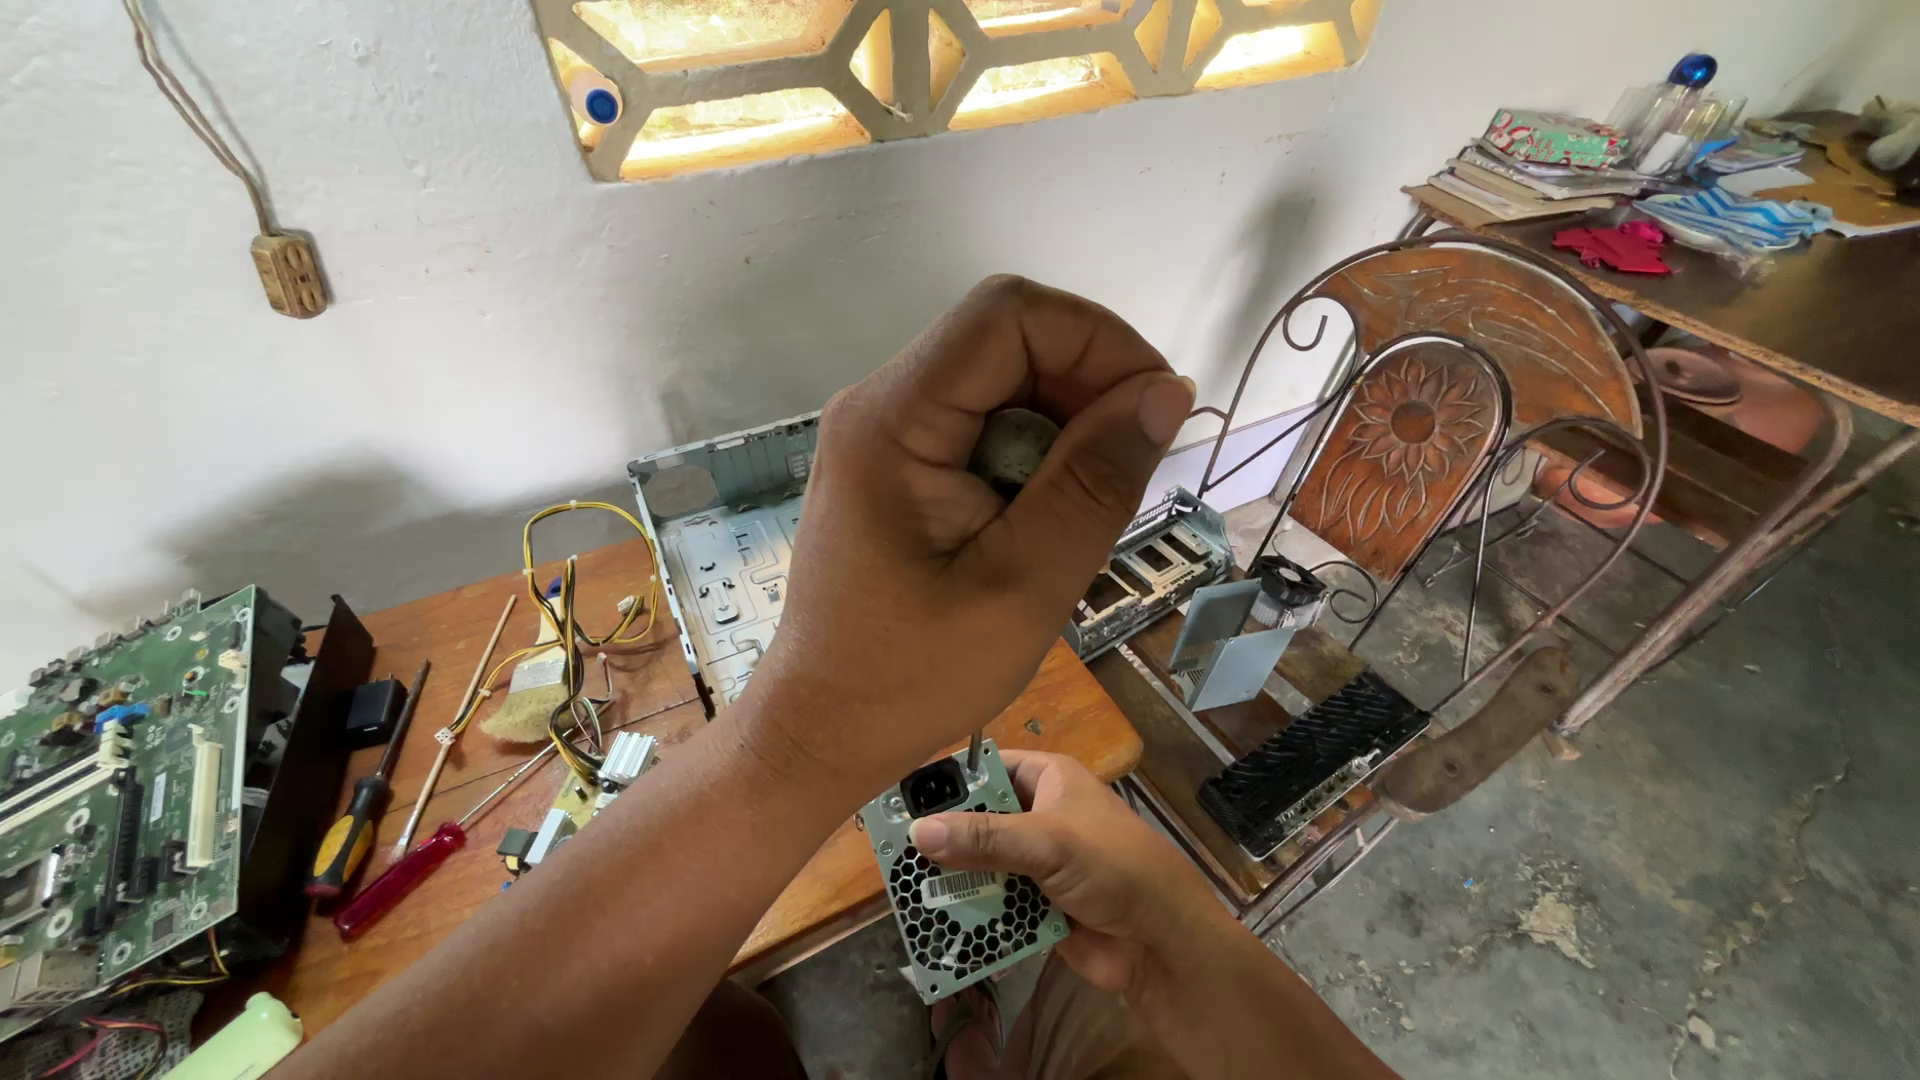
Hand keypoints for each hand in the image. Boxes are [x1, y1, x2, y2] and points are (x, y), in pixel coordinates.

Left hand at [742, 277, 1193, 790]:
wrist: (825, 728)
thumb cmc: (913, 676)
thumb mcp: (1024, 585)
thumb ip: (1094, 483)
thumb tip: (1163, 392)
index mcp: (893, 420)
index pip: (1009, 315)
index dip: (1098, 342)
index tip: (1154, 412)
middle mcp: (880, 407)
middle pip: (1007, 347)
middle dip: (1084, 397)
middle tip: (1121, 484)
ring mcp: (883, 437)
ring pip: (1002, 391)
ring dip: (1061, 440)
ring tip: (1076, 522)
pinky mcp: (895, 470)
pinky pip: (981, 434)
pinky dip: (1030, 466)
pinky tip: (1037, 530)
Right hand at [906, 750, 1219, 992]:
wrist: (1164, 941)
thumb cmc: (1113, 866)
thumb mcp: (1048, 842)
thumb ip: (984, 837)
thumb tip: (918, 831)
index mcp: (1048, 779)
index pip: (987, 769)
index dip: (948, 782)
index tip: (902, 800)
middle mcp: (1040, 815)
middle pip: (979, 821)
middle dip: (945, 839)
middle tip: (895, 853)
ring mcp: (1038, 862)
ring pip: (984, 865)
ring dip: (956, 881)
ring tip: (909, 894)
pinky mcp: (1038, 905)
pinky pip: (996, 904)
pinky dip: (975, 915)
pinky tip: (940, 928)